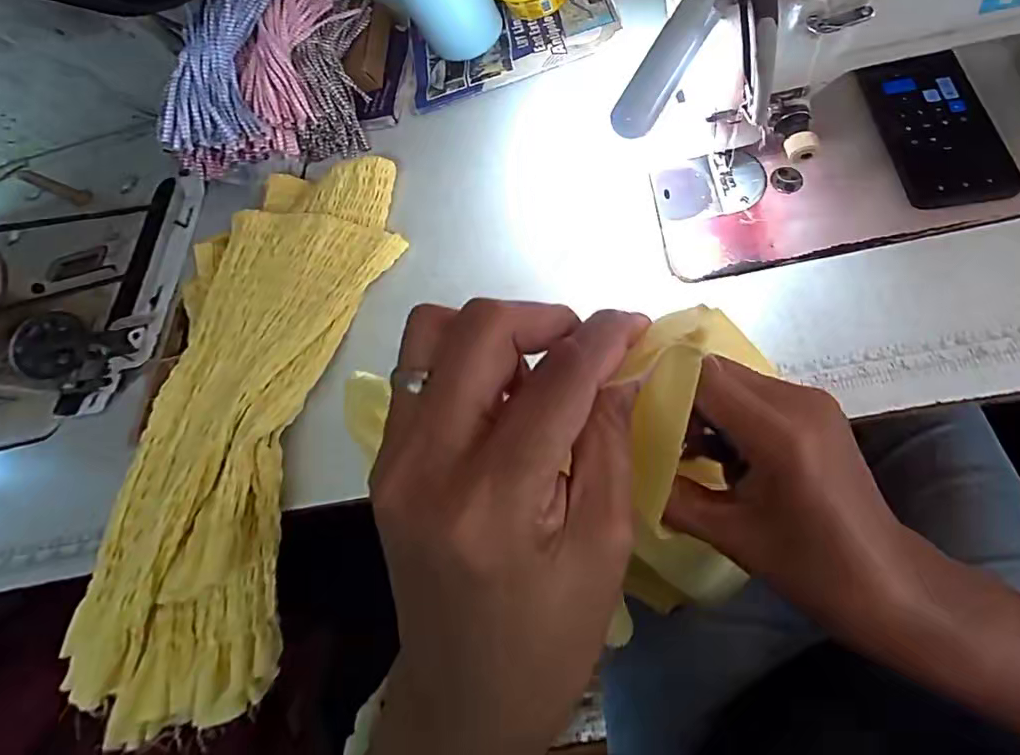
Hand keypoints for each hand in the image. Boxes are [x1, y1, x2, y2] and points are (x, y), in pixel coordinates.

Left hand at [368, 300, 649, 754]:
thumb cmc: (550, 636)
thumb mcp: (606, 543)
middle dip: (546, 318)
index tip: (634, 324)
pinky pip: (421, 368)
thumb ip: (610, 439)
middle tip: (585, 347)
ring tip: (538, 371)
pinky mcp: (384, 460)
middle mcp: (427, 464)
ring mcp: (393, 458)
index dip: (603, 337)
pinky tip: (505, 400)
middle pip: (480, 329)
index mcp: (493, 499)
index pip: (556, 378)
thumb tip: (620, 364)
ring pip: (435, 331)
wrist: (462, 702)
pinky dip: (470, 359)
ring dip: (499, 333)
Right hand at [663, 356, 932, 642]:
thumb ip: (676, 496)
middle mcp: (799, 399)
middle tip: (662, 442)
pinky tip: (725, 457)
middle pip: (721, 372)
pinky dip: (734, 416)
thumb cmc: (812, 568)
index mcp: (780, 430)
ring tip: (691, 455)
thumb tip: (629, 468)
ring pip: (738, 381)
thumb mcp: (733, 536)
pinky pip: (759, 395)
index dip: (665, 387)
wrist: (886, 582)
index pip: (706, 377)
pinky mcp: (817, 409)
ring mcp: (812, 400)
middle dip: (684, 400)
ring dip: (709, 409)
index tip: (637, 416)